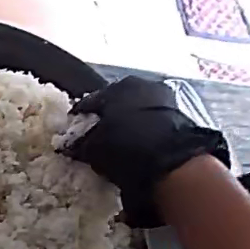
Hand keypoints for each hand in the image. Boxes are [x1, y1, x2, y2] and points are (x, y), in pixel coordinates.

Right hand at [61, 76, 229, 226]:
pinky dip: (142, 127)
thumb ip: (79, 145)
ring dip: (125, 120)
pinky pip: (151, 118)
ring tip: (117, 139)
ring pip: (135, 108)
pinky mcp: (180, 112)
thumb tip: (69, 145)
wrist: (172, 164)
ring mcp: (163, 96)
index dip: (78, 117)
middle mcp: (141, 84)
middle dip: (104, 116)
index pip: (88, 102)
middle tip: (94, 133)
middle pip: (115, 101)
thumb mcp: (94, 150)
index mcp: (116, 88)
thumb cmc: (124, 150)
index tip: (72, 129)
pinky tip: (136, 141)